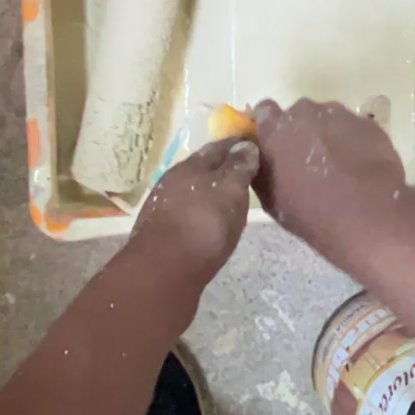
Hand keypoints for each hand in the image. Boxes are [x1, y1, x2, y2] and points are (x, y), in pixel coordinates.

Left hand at [127, 137, 258, 278]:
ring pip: (193, 189)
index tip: (253, 145)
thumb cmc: (204, 224)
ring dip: (209, 189)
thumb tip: (245, 144)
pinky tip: (209, 220)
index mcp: (191, 165)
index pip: (218, 147)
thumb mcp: (230, 190)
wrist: (164, 269)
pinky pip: (187, 211)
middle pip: (202, 167)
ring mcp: (164, 205)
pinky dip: (201, 210)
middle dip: (221, 166)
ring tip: (229, 197)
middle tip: (244, 170)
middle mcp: (174, 180)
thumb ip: (239, 166)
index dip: (236, 145)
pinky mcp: (161, 230)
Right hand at [250, 99, 408, 256]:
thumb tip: (260, 157)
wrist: (370, 213)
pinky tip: (358, 166)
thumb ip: (261, 168)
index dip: (269, 125)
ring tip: (337, 165)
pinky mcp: (366, 123)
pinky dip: (352, 141)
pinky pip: (352, 128)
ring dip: (326, 135)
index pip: (263, 110)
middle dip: (299, 131)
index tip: (274, 142)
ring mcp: (338, 114)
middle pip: (297, 114)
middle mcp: (303, 112)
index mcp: (275, 129)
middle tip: (307, 160)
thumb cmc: (312, 212)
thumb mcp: (270, 198)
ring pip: (326, 119)